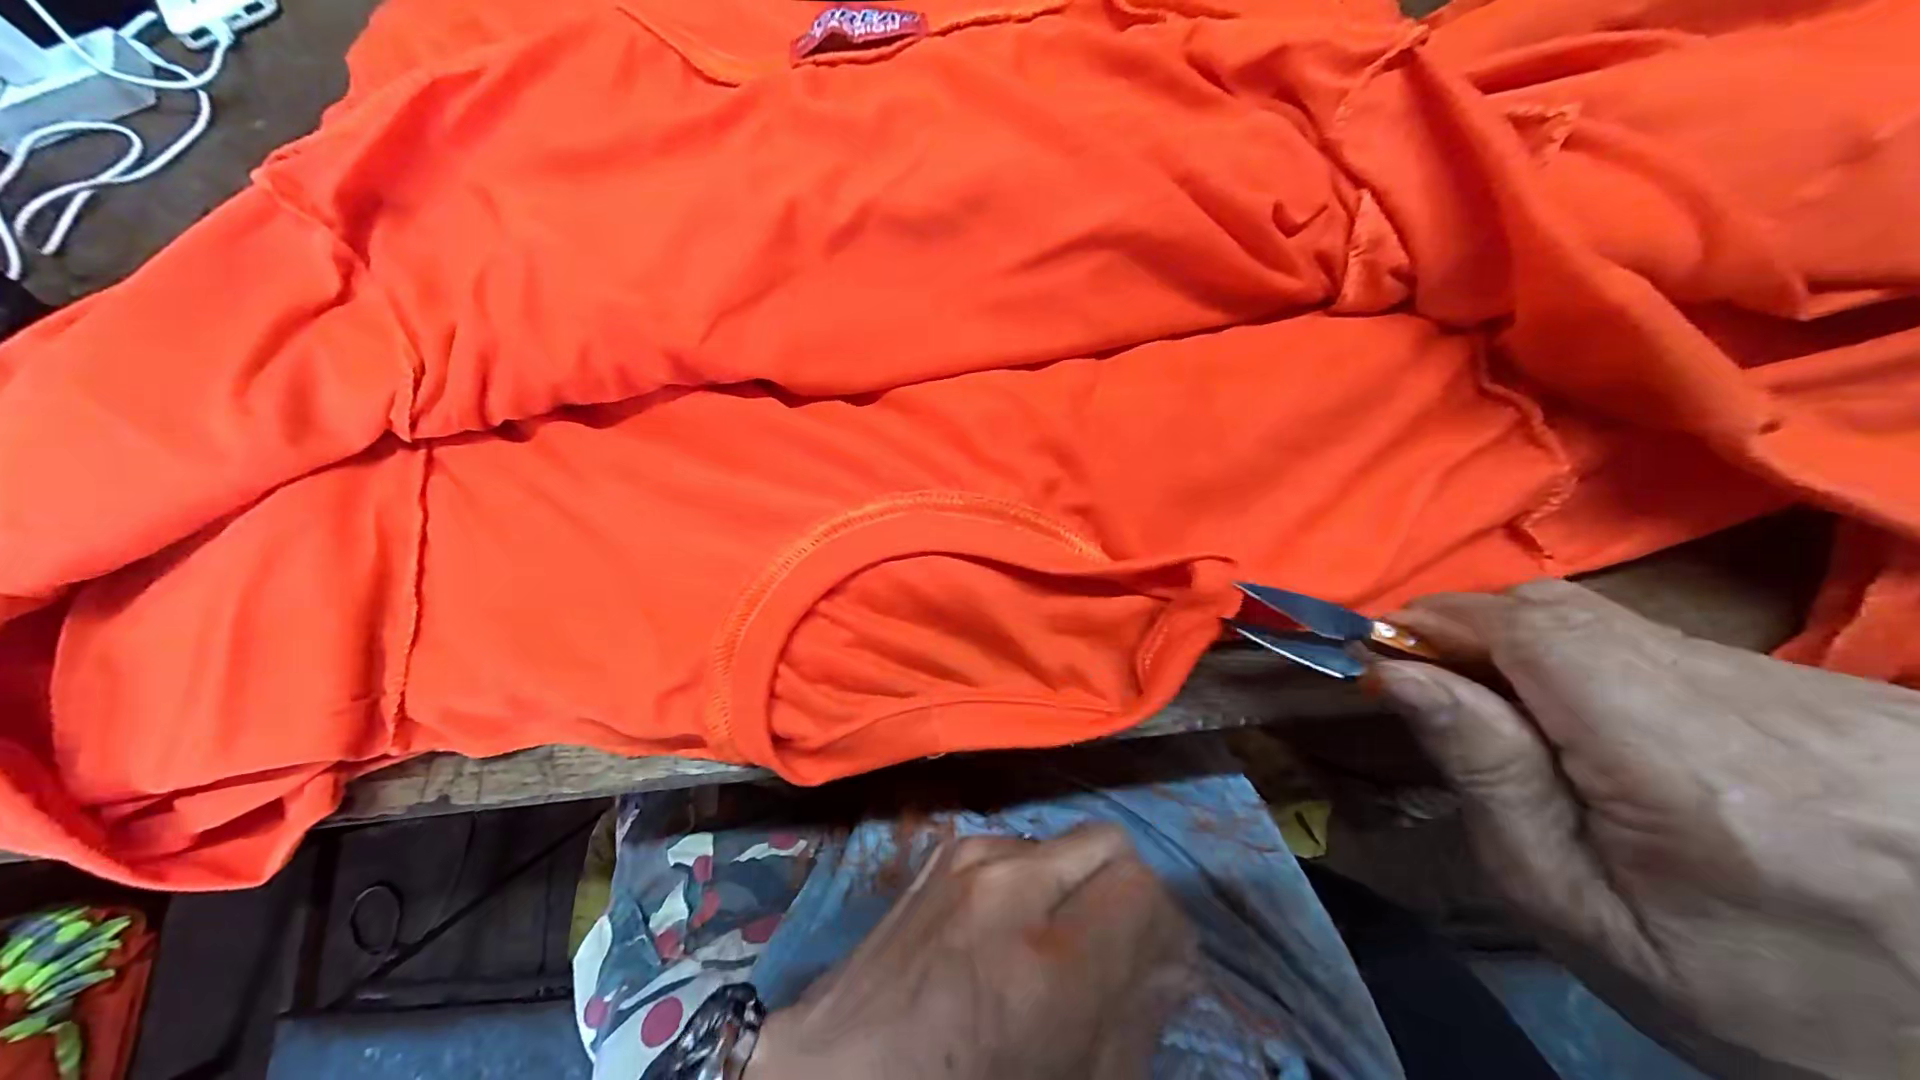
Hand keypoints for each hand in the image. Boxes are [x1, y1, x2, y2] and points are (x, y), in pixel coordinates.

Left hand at [745, 825, 1195, 1079]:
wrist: (839, 1068)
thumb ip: (1132, 1018)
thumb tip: (1171, 964)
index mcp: (1046, 960)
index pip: (1142, 888)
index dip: (1165, 925)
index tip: (1164, 960)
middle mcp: (1009, 885)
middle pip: (1108, 843)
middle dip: (1126, 890)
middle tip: (1122, 942)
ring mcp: (967, 858)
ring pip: (1061, 842)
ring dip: (1076, 881)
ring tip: (1059, 938)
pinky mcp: (941, 853)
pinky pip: (1015, 846)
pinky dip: (1033, 876)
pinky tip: (1011, 924)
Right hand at [1373, 579, 1919, 1078]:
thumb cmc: (1744, 997)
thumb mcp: (1579, 914)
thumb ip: (1491, 783)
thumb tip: (1400, 676)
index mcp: (1687, 770)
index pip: (1537, 634)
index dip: (1444, 622)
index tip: (1387, 650)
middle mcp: (1761, 704)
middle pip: (1568, 612)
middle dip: (1474, 629)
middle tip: (1435, 681)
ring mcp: (1818, 689)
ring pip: (1618, 622)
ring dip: (1532, 647)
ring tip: (1514, 712)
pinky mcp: (1847, 690)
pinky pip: (1674, 644)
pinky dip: (1599, 663)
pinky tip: (1606, 725)